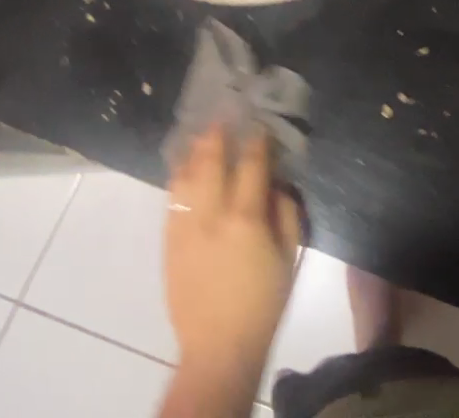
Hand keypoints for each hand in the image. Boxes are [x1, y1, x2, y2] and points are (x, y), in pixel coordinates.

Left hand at [164, 125, 303, 378]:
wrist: (218, 346)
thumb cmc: (264, 301)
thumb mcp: (290, 255)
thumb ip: (286, 213)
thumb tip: (277, 184)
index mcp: (245, 218)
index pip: (251, 165)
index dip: (257, 140)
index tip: (261, 122)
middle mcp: (210, 215)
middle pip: (211, 161)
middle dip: (219, 133)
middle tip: (225, 111)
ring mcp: (184, 226)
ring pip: (186, 175)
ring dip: (195, 149)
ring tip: (202, 131)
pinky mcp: (168, 241)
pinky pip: (172, 197)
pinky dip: (180, 176)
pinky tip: (186, 166)